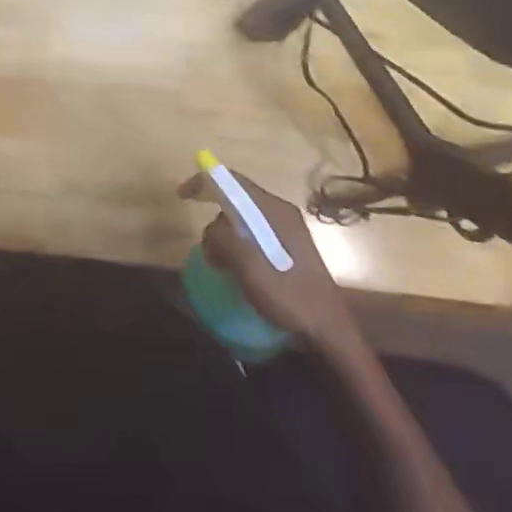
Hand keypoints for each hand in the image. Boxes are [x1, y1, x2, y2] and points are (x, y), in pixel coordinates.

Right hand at [179, 170, 357, 348]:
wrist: (328, 329)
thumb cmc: (291, 297)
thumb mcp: (251, 270)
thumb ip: (225, 241)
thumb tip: (210, 231)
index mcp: (275, 211)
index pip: (234, 181)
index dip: (204, 182)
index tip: (183, 196)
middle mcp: (281, 212)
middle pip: (236, 200)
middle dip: (216, 222)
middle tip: (210, 254)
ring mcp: (287, 229)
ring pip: (242, 219)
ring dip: (226, 239)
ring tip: (224, 267)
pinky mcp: (288, 246)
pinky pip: (253, 234)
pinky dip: (237, 246)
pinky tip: (238, 270)